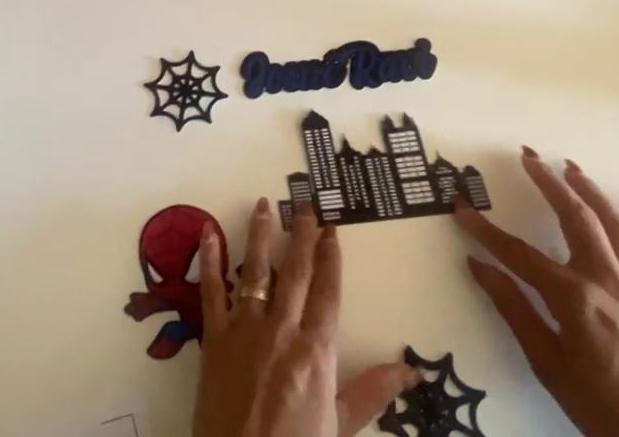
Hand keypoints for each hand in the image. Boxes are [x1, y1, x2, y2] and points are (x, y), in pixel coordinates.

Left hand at [192, 198, 416, 436]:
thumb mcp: (339, 427)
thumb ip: (371, 392)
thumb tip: (410, 368)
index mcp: (316, 352)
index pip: (328, 292)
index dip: (331, 258)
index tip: (331, 229)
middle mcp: (281, 330)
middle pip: (295, 273)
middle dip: (301, 235)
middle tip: (305, 205)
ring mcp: (244, 330)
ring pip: (254, 271)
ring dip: (260, 235)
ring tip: (263, 204)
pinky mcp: (213, 337)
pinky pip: (211, 290)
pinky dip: (210, 259)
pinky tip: (208, 231)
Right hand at [455, 149, 618, 436]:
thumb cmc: (605, 410)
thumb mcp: (549, 366)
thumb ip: (515, 309)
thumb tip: (478, 265)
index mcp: (574, 298)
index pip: (517, 252)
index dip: (485, 229)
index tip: (460, 207)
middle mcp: (608, 280)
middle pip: (575, 217)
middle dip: (548, 182)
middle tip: (527, 155)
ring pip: (614, 222)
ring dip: (590, 189)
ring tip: (569, 165)